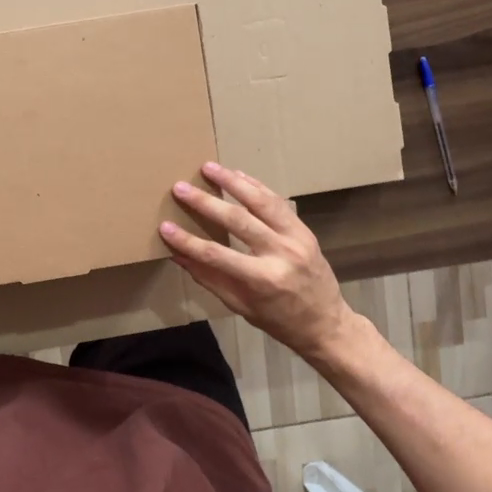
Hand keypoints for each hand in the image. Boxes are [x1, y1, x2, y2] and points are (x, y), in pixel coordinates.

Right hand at [158, 162, 355, 361]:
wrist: (326, 323)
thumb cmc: (277, 320)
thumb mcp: (239, 305)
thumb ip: (209, 277)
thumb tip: (177, 254)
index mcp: (262, 279)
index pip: (216, 254)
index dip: (188, 241)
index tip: (165, 227)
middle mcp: (281, 254)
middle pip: (238, 221)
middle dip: (205, 203)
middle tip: (180, 188)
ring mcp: (296, 239)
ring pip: (261, 202)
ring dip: (233, 182)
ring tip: (209, 168)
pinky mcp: (304, 230)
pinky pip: (278, 203)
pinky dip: (257, 186)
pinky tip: (237, 175)